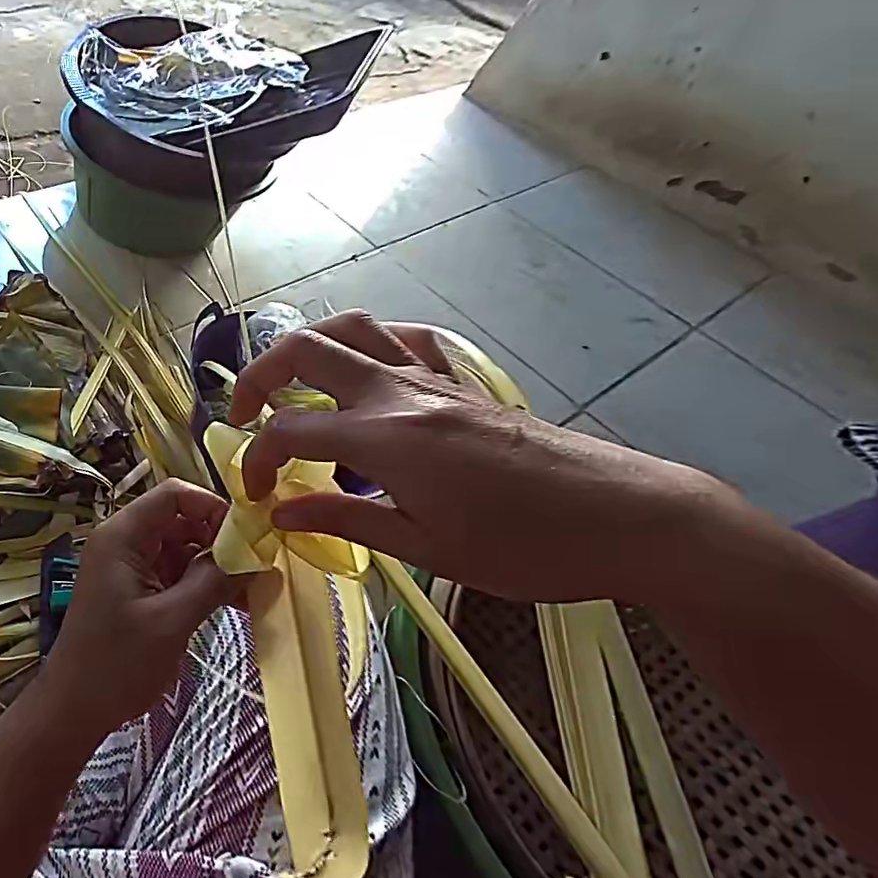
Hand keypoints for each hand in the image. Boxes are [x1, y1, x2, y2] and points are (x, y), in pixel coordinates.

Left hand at [32, 479, 240, 736]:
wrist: (76, 705)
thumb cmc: (116, 662)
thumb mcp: (170, 621)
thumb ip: (211, 582)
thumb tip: (253, 556)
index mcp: (122, 535)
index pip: (172, 496)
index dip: (212, 507)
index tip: (250, 535)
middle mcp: (124, 541)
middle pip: (180, 520)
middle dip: (220, 540)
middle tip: (261, 568)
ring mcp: (130, 565)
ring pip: (182, 547)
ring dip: (216, 565)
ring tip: (255, 591)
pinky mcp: (138, 588)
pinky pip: (176, 572)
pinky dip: (203, 583)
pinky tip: (237, 604)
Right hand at [225, 311, 766, 604]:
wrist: (633, 519)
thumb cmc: (528, 547)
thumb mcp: (426, 549)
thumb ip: (343, 520)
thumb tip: (280, 512)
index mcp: (382, 438)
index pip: (288, 432)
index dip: (256, 460)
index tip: (254, 493)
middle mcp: (395, 393)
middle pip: (303, 352)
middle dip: (257, 377)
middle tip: (245, 414)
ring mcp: (429, 379)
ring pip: (350, 328)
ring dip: (306, 345)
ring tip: (290, 379)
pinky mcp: (458, 381)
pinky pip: (401, 339)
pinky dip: (367, 344)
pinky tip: (362, 371)